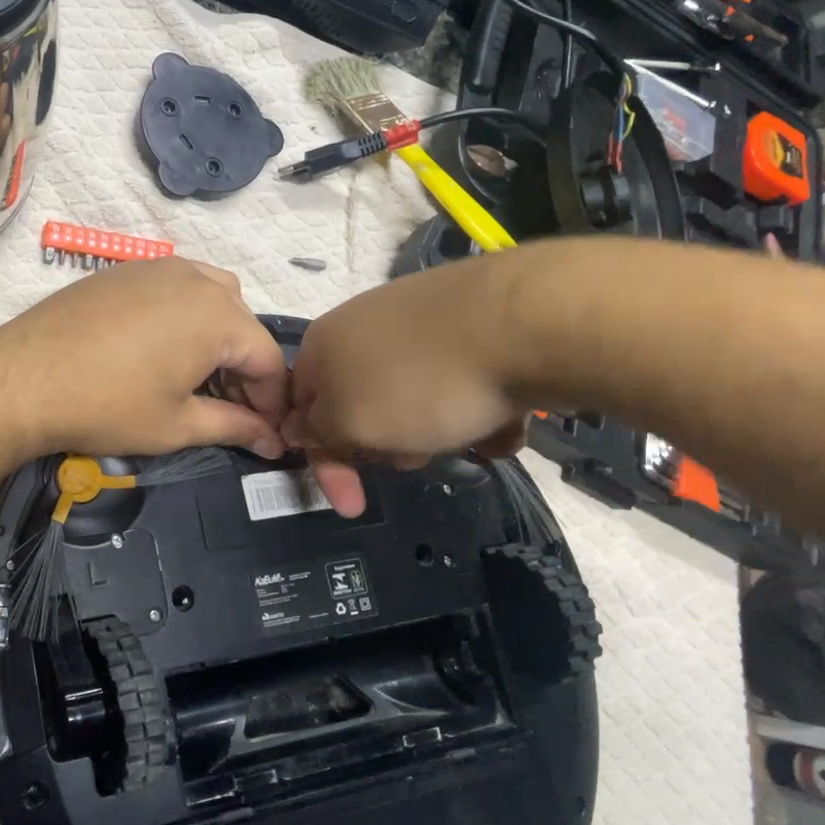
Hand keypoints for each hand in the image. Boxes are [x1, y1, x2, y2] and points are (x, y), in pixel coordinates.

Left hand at [0, 258, 289, 459]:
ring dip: (216, 334)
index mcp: (218, 315)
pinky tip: (157, 349)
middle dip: (244, 366)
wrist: (22, 378)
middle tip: (229, 408)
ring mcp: (154, 267)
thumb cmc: (106, 406)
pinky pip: (172, 286)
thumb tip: (272, 440)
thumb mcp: (177, 424)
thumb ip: (233, 426)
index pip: (267, 356)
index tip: (265, 431)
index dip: (272, 398)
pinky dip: (181, 315)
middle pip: (241, 321)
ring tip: (194, 375)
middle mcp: (194, 278)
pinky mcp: (122, 271)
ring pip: (209, 295)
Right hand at [283, 256, 530, 516]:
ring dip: (433, 428)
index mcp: (322, 345)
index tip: (353, 503)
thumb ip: (317, 431)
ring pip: (412, 396)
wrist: (526, 321)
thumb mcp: (352, 422)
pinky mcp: (470, 323)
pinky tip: (504, 419)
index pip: (302, 410)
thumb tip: (297, 428)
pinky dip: (476, 407)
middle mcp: (362, 327)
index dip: (323, 459)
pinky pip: (460, 380)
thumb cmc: (422, 383)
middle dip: (383, 442)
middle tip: (415, 457)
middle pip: (359, 403)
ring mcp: (417, 321)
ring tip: (470, 436)